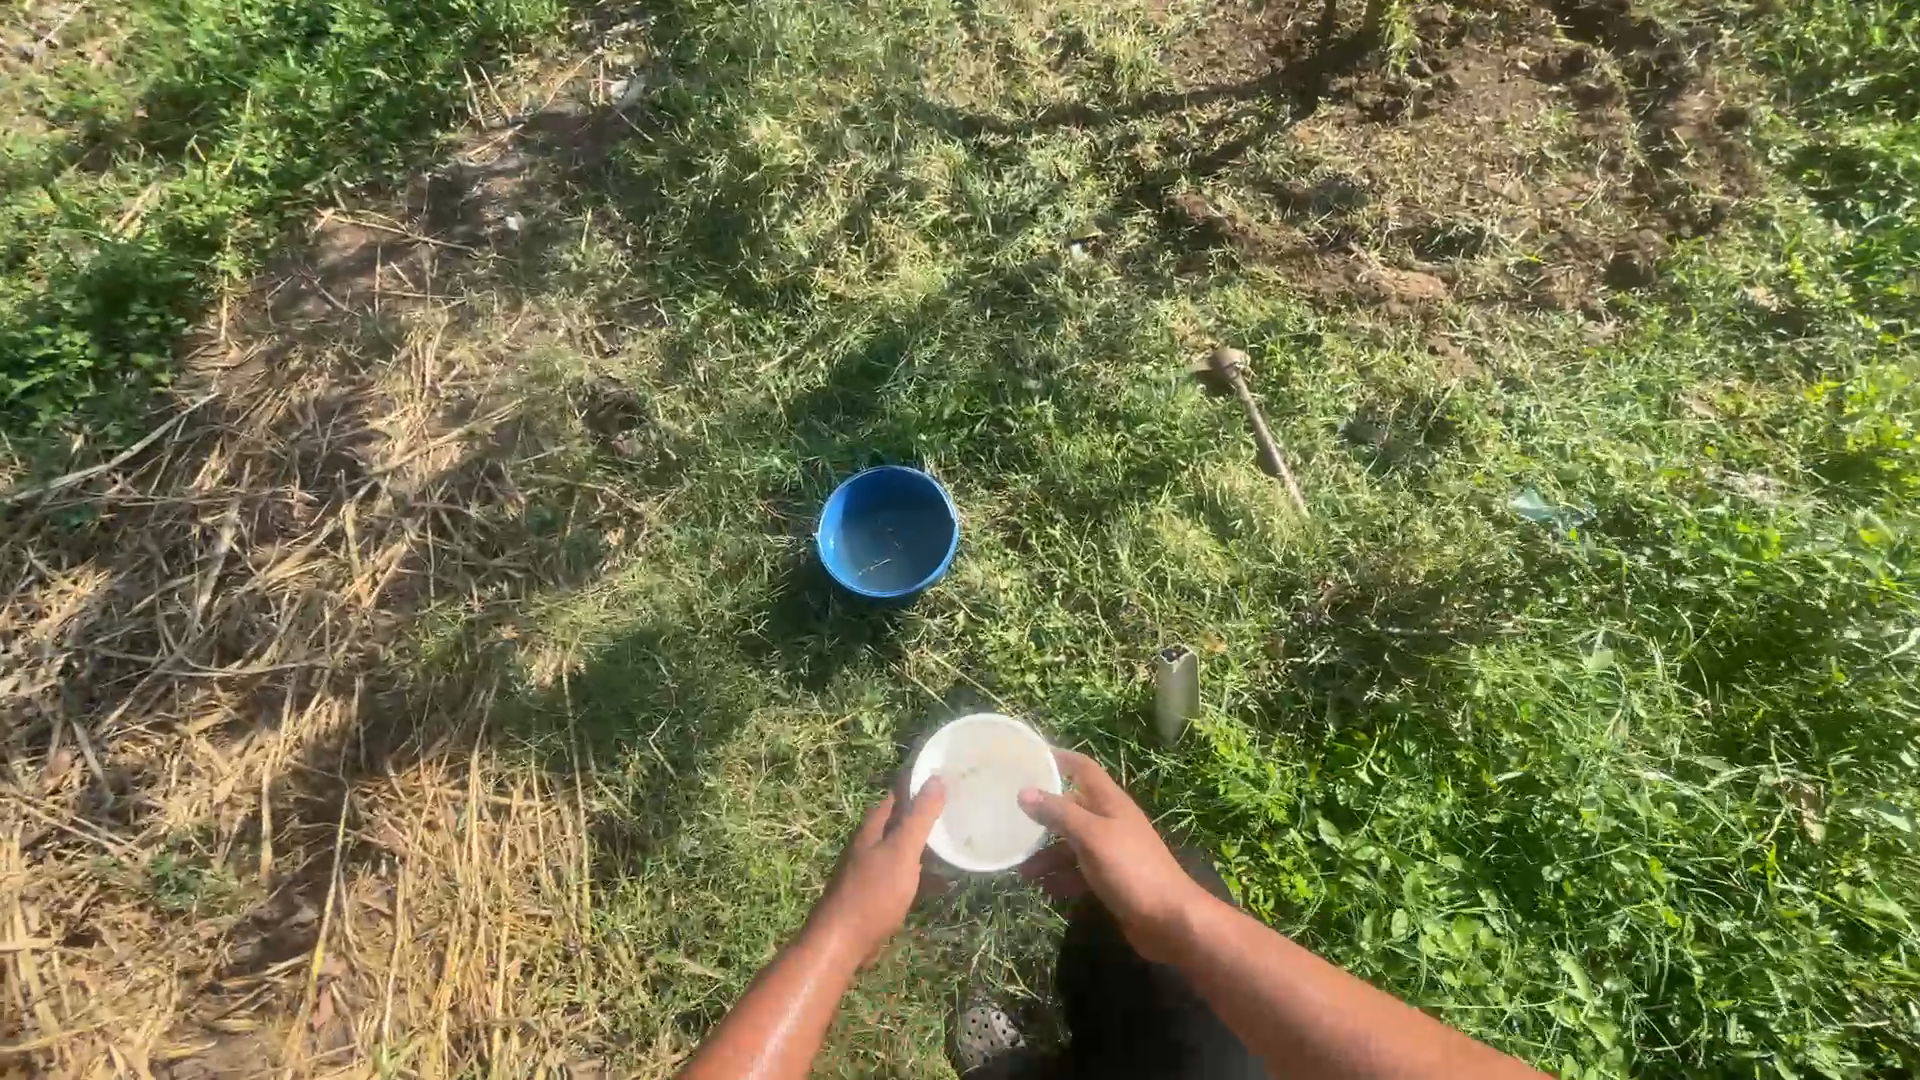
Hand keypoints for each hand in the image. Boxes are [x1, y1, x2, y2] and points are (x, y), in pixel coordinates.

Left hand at [808, 777, 946, 964]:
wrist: (842, 943)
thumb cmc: (873, 892)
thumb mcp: (901, 850)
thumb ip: (919, 817)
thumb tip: (935, 779)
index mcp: (873, 827)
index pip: (897, 793)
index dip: (918, 783)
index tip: (944, 775)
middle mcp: (870, 843)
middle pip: (901, 821)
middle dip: (926, 814)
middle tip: (957, 807)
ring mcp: (872, 869)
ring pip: (905, 848)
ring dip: (927, 845)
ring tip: (956, 842)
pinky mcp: (878, 894)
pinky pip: (906, 875)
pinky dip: (924, 874)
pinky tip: (944, 882)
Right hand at [1016, 750, 1211, 962]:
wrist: (1170, 921)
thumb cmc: (1132, 869)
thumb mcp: (1092, 837)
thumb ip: (1059, 814)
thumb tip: (1024, 792)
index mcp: (1109, 802)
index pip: (1082, 768)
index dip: (1058, 759)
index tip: (1027, 757)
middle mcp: (1109, 821)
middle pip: (1071, 808)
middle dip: (1043, 816)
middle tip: (1011, 821)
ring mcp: (1111, 850)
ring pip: (1071, 844)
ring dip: (1047, 855)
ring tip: (1022, 870)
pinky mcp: (1110, 878)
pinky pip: (1078, 871)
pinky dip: (1061, 878)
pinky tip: (1044, 889)